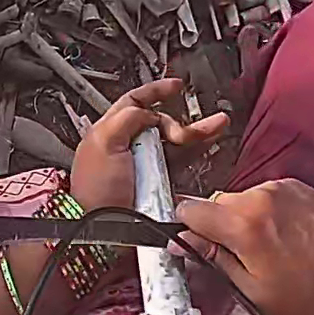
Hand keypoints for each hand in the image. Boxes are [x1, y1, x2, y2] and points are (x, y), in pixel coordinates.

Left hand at [70, 79, 228, 211]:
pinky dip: (196, 153)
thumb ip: (128, 118)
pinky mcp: (160, 184)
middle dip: (182, 120)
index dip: (155, 91)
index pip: (135, 102)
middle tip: (186, 133)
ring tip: (218, 125)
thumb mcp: (104, 142)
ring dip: (198, 132)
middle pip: (161, 123)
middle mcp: (130, 146)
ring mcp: (146, 165)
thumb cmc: (95, 189)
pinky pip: (181, 163)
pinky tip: (209, 144)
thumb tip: (150, 113)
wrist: (103, 229)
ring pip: (176, 142)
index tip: (176, 85)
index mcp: (111, 131)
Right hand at [176, 178, 313, 314]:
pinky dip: (266, 211)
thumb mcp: (253, 291)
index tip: (193, 241)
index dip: (186, 227)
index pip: (189, 209)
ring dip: (244, 217)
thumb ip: (213, 259)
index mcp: (243, 224)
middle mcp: (258, 195)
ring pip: (240, 198)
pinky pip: (265, 194)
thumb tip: (182, 242)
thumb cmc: (313, 296)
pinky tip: (286, 234)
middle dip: (218, 224)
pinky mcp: (297, 184)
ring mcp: (280, 186)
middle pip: (215, 202)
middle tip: (239, 253)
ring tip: (269, 246)